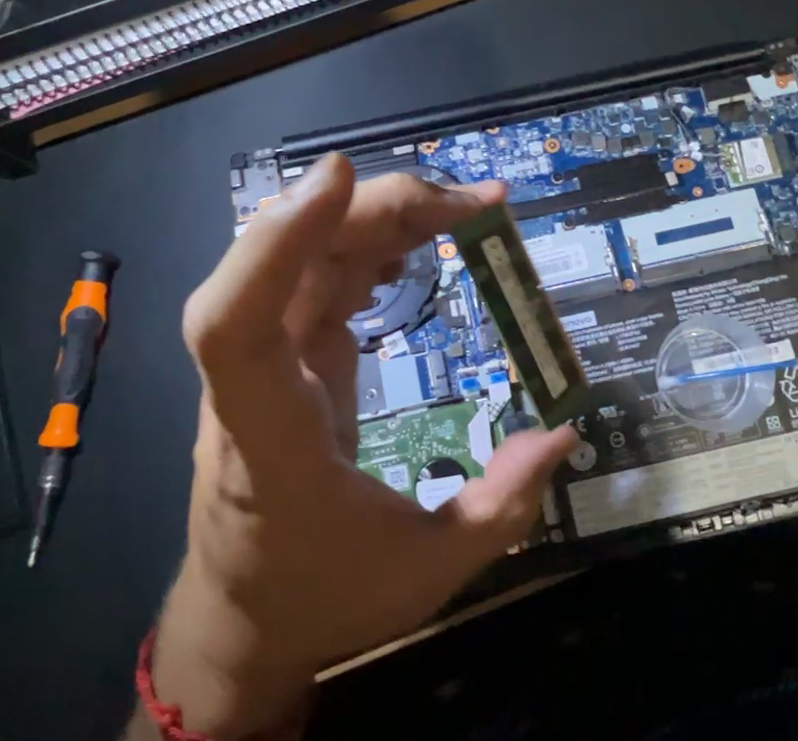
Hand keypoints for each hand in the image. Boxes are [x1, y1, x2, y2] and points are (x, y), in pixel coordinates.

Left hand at [155, 154, 577, 736]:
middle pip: (288, 263)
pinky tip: (418, 240)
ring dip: (382, 217)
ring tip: (467, 210)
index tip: (339, 179)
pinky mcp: (290, 357)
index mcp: (271, 440)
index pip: (233, 327)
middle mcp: (257, 384)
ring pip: (305, 256)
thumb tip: (564, 435)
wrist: (243, 620)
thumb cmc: (321, 599)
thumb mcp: (426, 574)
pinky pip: (321, 277)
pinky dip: (370, 243)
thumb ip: (499, 507)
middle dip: (378, 209)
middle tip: (478, 202)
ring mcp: (270, 363)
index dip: (277, 243)